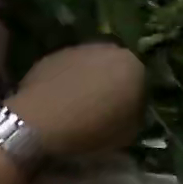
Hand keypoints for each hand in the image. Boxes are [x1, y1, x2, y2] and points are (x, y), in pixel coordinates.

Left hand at [6, 43, 145, 158]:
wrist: (41, 122)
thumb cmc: (91, 130)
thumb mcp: (127, 134)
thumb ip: (134, 117)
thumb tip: (128, 112)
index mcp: (133, 66)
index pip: (142, 81)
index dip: (134, 100)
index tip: (125, 116)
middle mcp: (107, 49)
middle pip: (114, 67)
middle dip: (111, 83)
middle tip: (103, 108)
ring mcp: (77, 49)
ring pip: (89, 65)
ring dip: (87, 79)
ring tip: (78, 105)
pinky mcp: (51, 55)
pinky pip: (66, 69)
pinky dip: (66, 81)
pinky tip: (59, 101)